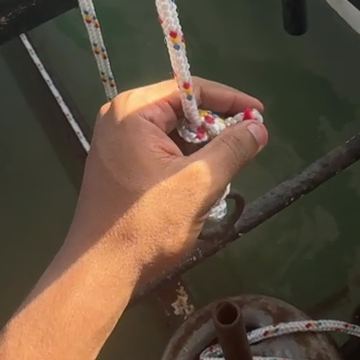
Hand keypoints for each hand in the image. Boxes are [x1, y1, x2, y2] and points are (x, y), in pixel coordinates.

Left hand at [58, 78, 267, 288]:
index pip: (189, 88)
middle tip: (247, 143)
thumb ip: (232, 149)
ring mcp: (116, 141)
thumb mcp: (199, 183)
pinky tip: (202, 183)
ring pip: (173, 132)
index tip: (259, 114)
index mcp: (134, 110)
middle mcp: (120, 116)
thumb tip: (258, 128)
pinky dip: (184, 161)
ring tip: (226, 169)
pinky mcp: (118, 164)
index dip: (229, 100)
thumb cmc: (147, 223)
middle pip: (181, 109)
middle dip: (216, 127)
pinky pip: (160, 149)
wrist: (100, 271)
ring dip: (202, 148)